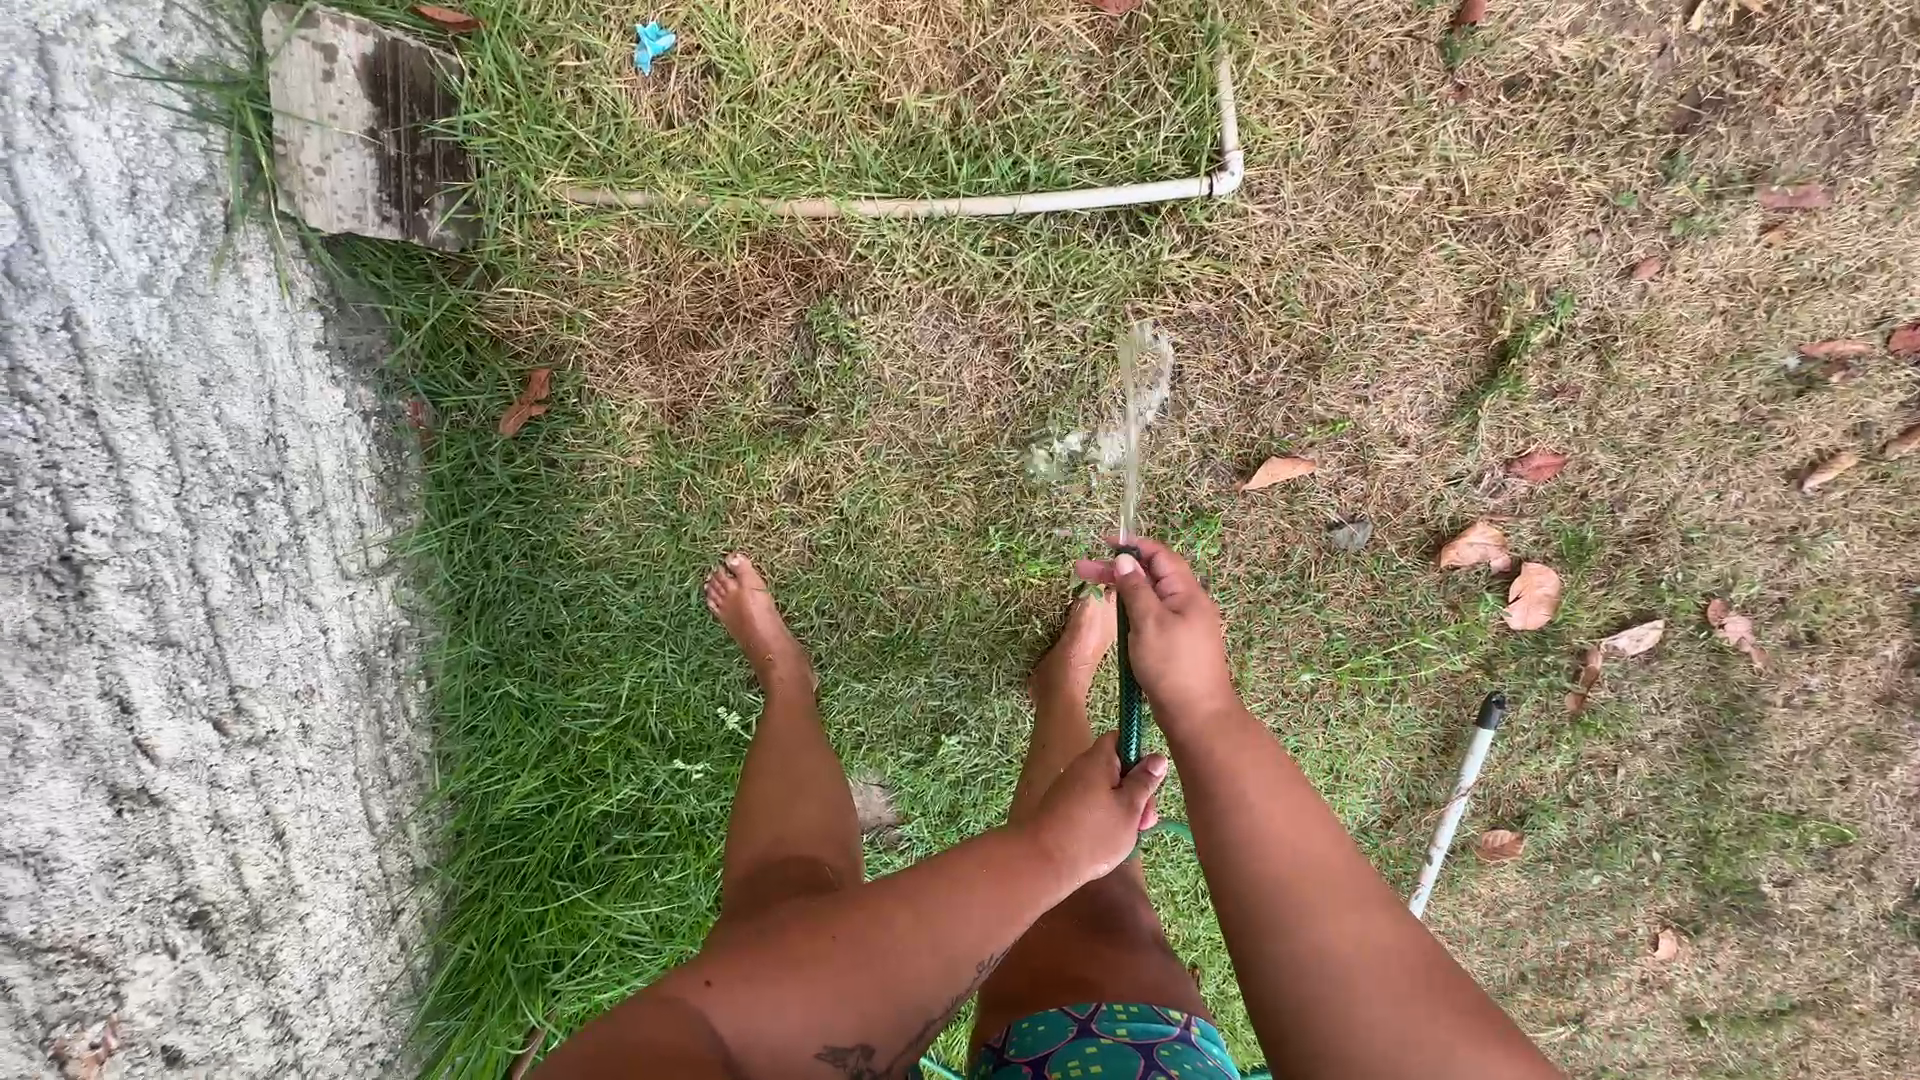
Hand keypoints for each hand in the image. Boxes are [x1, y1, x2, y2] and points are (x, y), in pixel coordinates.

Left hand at [1026, 732, 1167, 886]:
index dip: (1139, 755)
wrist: (1043, 861)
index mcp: (1097, 760)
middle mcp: (1081, 769)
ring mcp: (1070, 789)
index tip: (1150, 782)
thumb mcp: (1129, 808)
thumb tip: (1158, 757)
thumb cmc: (1093, 833)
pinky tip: (1113, 842)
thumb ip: (1144, 782)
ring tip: (1131, 836)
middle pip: (1117, 769)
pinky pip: (1093, 805)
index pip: (1119, 739)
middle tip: (1146, 822)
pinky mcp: (1064, 809)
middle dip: (1137, 792)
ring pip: (1107, 791)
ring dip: (1124, 810)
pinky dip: (1106, 819)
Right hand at [1076, 537, 1239, 728]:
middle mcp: (1187, 604)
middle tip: (1082, 569)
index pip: (1160, 556)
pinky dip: (1131, 609)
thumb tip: (1125, 561)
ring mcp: (1182, 625)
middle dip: (1117, 569)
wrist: (1197, 716)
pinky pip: (1151, 615)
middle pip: (1151, 576)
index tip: (1105, 542)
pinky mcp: (1174, 643)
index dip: (1133, 546)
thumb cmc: (1172, 666)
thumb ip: (1135, 589)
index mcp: (1187, 593)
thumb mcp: (1148, 622)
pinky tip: (1115, 613)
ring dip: (1122, 588)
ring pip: (1149, 596)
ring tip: (1092, 587)